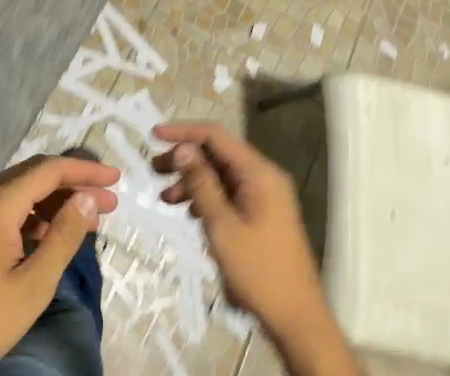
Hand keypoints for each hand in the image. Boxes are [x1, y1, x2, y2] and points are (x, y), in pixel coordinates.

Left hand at [0, 155, 121, 375]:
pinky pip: (4, 207)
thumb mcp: (34, 285)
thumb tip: (88, 198)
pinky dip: (32, 213)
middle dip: (73, 184)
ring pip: (19, 190)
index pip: (48, 170)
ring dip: (54, 200)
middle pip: (34, 174)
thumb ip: (64, 236)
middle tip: (109, 202)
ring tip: (88, 220)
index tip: (116, 179)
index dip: (85, 171)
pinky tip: (52, 234)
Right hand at [152, 122, 324, 329]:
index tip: (153, 135)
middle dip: (185, 159)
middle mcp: (264, 177)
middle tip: (154, 170)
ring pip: (222, 176)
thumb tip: (183, 149)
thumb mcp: (222, 226)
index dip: (184, 132)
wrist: (296, 317)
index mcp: (259, 173)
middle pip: (219, 155)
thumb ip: (202, 184)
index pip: (217, 137)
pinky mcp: (261, 215)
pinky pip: (229, 194)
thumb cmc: (258, 270)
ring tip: (165, 198)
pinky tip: (189, 213)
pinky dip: (207, 198)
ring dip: (193, 181)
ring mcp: (265, 197)